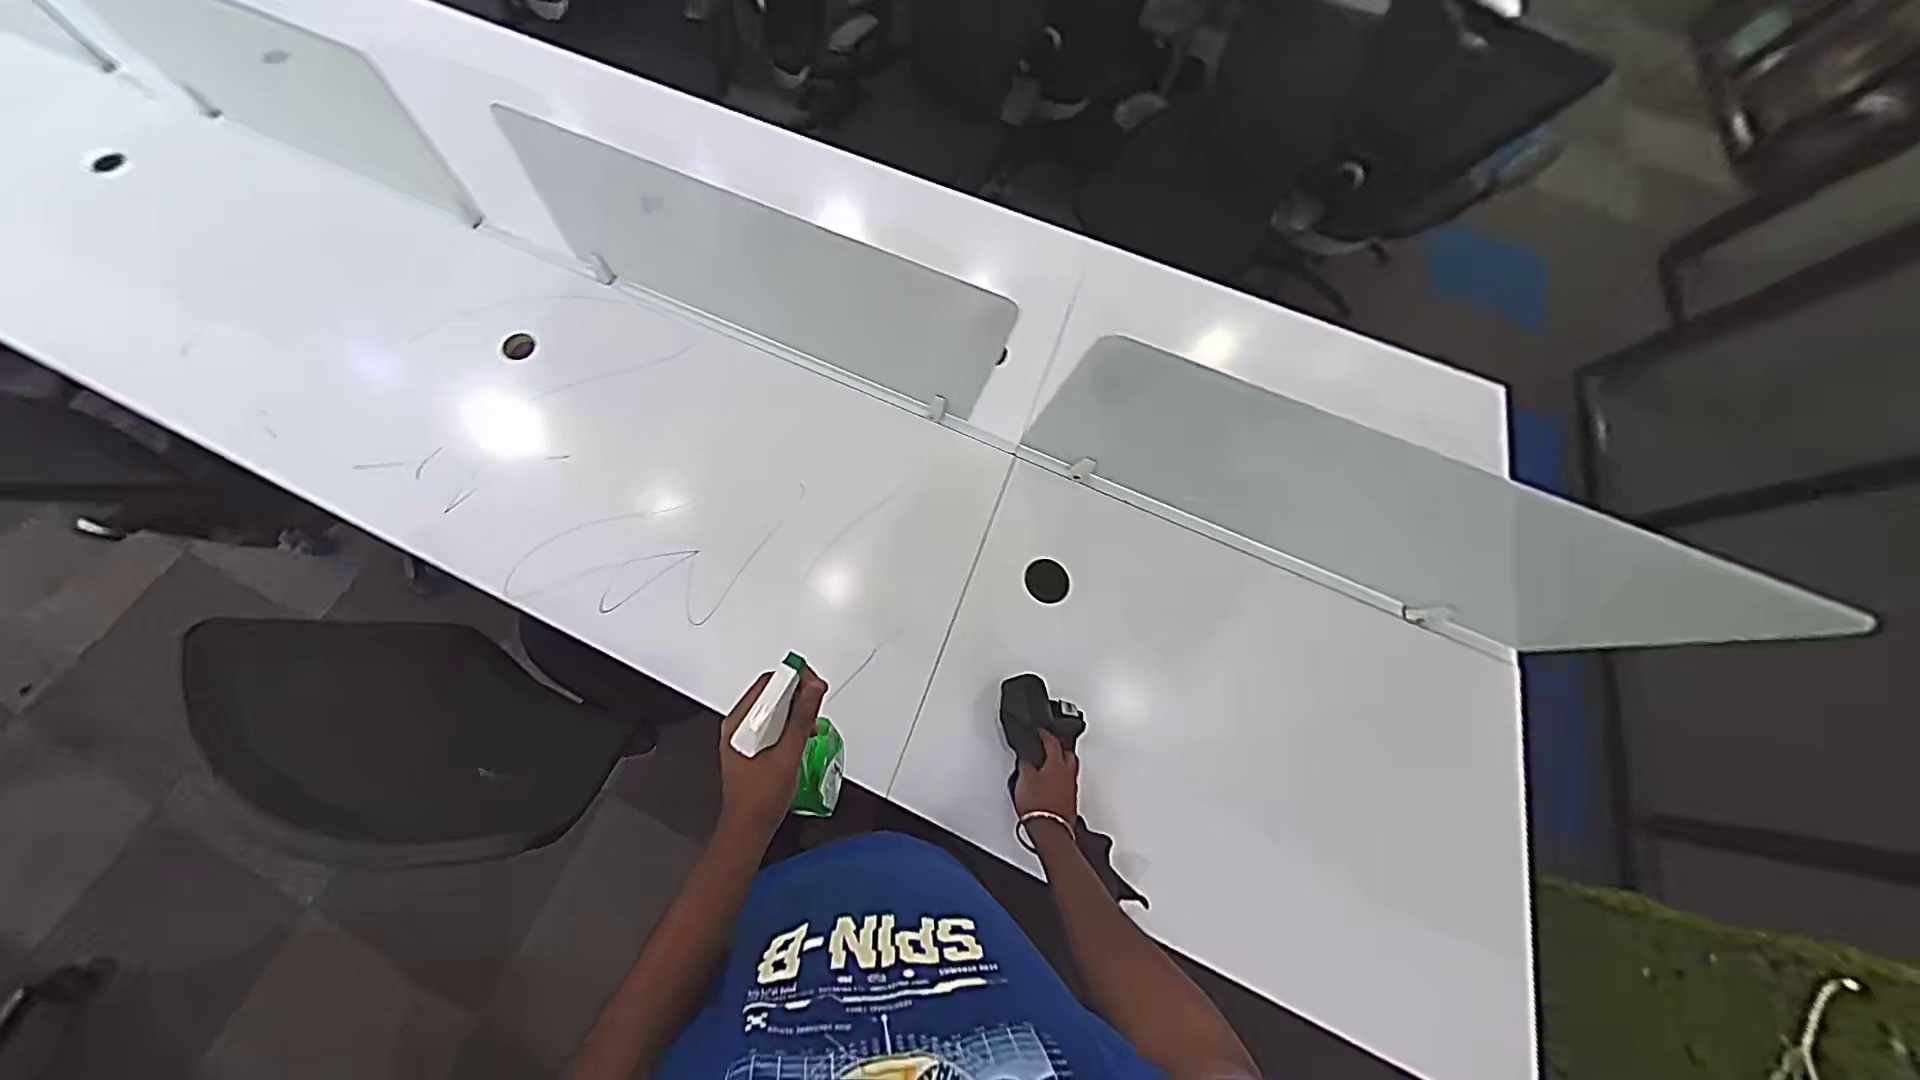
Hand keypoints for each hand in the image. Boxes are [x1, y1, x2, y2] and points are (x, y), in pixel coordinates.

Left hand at [718, 666, 827, 839]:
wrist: (747, 829)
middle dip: (798, 693)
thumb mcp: (787, 754)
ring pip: (773, 707)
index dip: (794, 678)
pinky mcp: (751, 746)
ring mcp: (743, 735)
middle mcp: (738, 725)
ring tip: (812, 723)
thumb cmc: (762, 797)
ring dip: (796, 709)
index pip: (768, 683)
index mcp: (739, 723)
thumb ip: (801, 718)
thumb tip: (813, 688)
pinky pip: (772, 722)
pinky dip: (790, 723)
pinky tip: (803, 735)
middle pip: (770, 693)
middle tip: (818, 702)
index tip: (816, 685)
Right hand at [1014, 730, 1077, 825]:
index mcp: (1057, 764)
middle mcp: (1068, 774)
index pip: (1053, 743)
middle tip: (1051, 746)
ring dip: (1062, 764)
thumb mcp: (1024, 779)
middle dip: (1060, 748)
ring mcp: (1071, 788)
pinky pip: (1068, 784)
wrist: (1049, 829)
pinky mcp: (1070, 801)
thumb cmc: (1038, 805)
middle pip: (1068, 754)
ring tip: (1051, 764)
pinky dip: (1061, 779)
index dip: (1046, 735)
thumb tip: (1026, 761)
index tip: (1043, 732)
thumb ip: (1026, 765)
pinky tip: (1052, 784)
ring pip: (1070, 769)